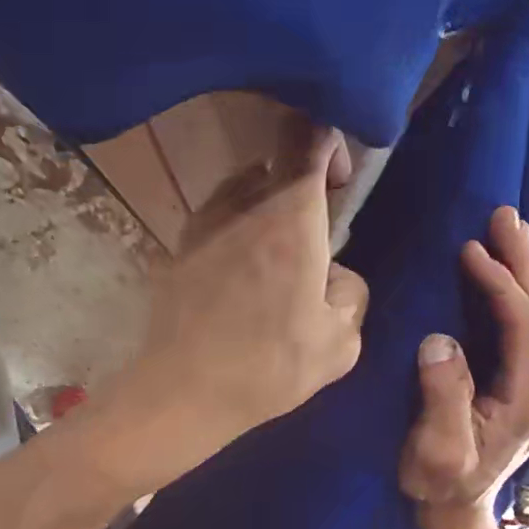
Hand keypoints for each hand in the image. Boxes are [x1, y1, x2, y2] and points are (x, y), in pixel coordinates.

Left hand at [110, 127, 368, 484]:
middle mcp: (244, 204)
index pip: (307, 137)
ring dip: (266, 207)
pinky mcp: (178, 247)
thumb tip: (332, 273)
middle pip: (276, 162)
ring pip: (244, 188)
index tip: (339, 181)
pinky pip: (218, 218)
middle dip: (301, 186)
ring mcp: (204, 223)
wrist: (184, 392)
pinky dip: (237, 230)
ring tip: (274, 260)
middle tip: (311, 235)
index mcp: (291, 218)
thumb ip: (350, 292)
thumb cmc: (269, 367)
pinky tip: (240, 277)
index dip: (329, 142)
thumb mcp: (341, 342)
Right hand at [399, 206, 528, 528]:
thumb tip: (440, 339)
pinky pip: (526, 324)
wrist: (457, 507)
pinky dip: (516, 289)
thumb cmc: (442, 481)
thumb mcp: (438, 447)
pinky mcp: (525, 380)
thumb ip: (443, 396)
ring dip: (523, 269)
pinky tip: (504, 270)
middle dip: (523, 261)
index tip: (470, 250)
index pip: (524, 325)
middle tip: (503, 215)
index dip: (501, 284)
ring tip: (507, 230)